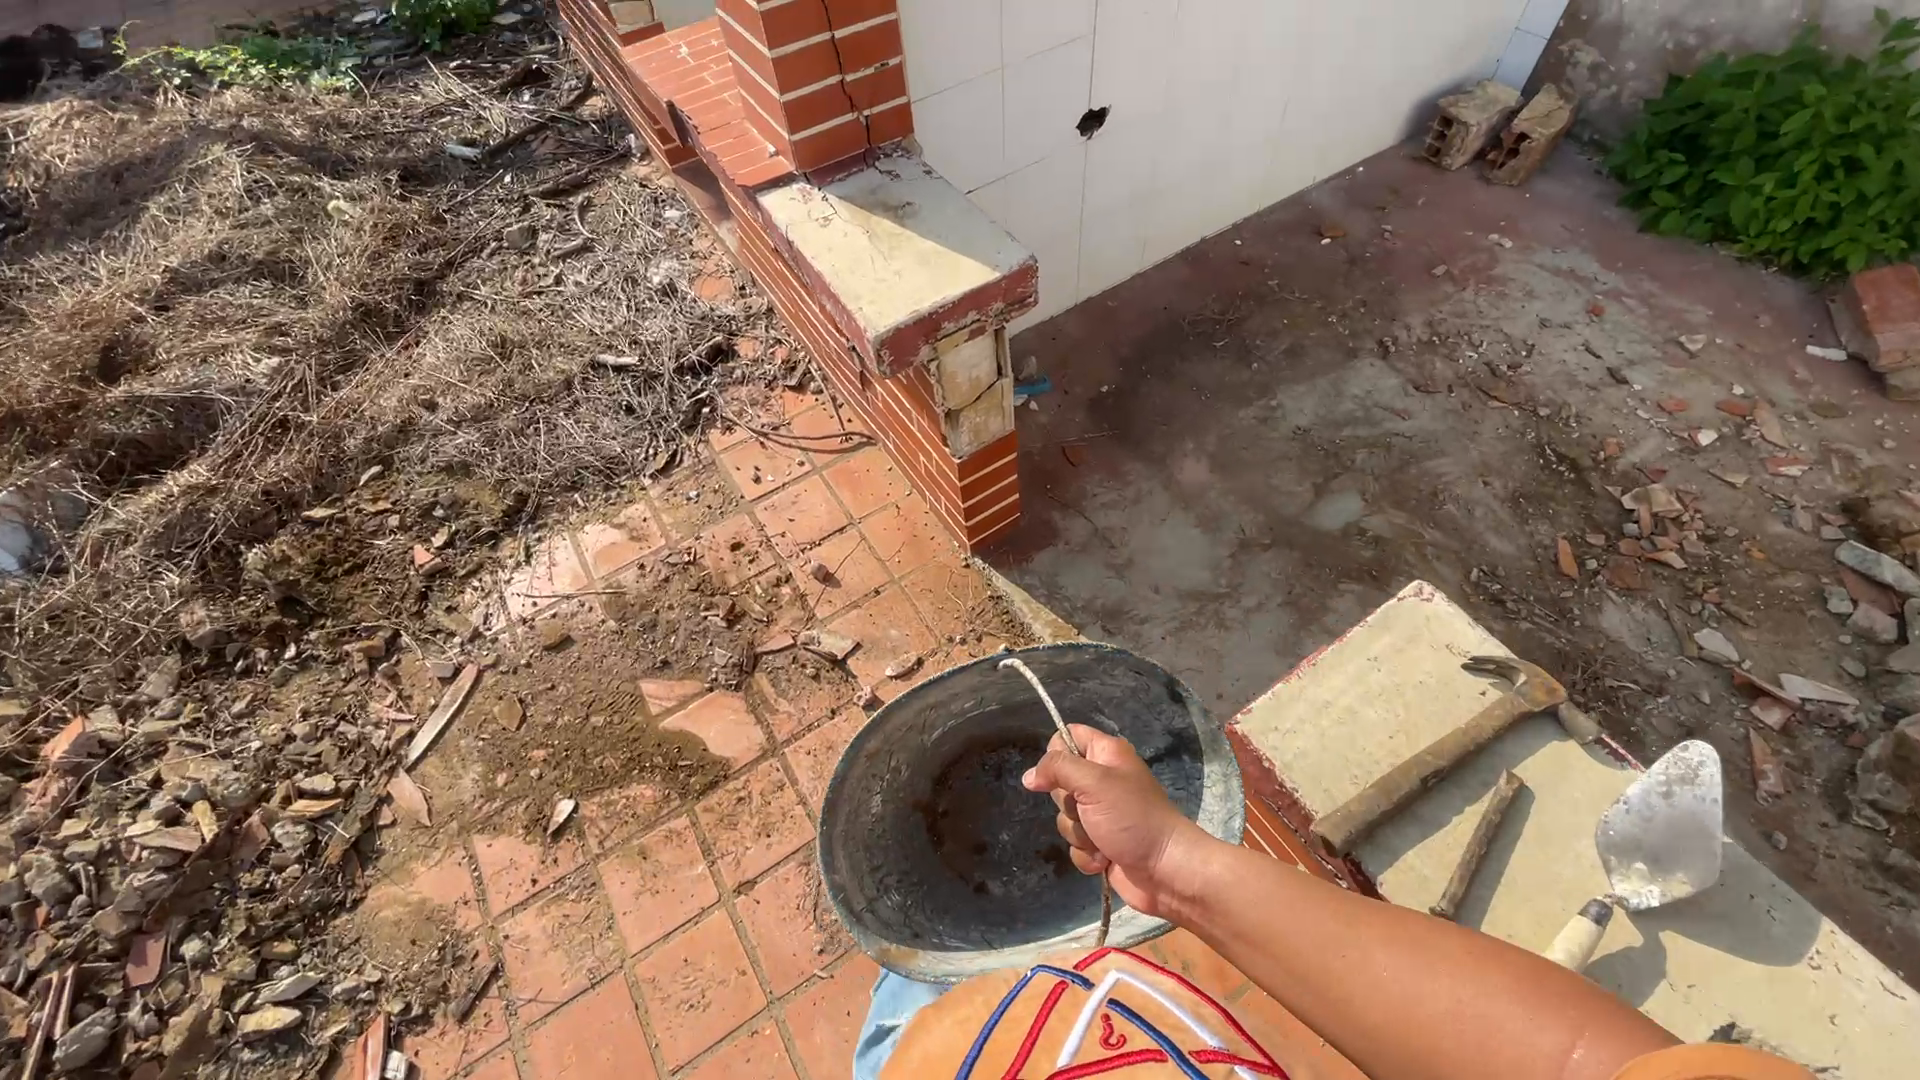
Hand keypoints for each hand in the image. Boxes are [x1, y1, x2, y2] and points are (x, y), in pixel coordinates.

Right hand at [1021, 725, 1212, 917]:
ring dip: (1079, 833)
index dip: (1057, 753)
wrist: (1167, 870)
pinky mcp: (1101, 844)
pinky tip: (1105, 859)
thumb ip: (1057, 769)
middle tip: (1088, 809)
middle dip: (1068, 803)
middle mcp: (1103, 781)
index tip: (1060, 773)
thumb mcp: (1093, 782)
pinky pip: (1075, 845)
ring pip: (1065, 817)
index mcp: (1106, 754)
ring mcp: (1101, 814)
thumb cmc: (1132, 817)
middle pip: (1060, 781)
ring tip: (1102, 840)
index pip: (1068, 736)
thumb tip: (1029, 776)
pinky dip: (1086, 855)